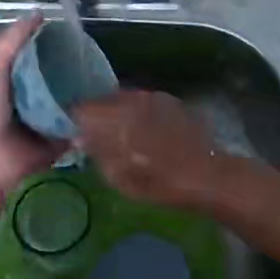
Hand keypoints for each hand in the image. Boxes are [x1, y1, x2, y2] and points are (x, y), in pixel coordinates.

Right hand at [71, 90, 224, 208]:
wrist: (206, 174)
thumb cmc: (158, 182)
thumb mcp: (118, 177)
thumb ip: (96, 153)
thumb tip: (80, 138)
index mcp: (112, 117)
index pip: (79, 109)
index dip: (73, 121)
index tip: (74, 134)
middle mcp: (131, 99)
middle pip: (102, 100)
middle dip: (96, 116)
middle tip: (97, 136)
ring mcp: (153, 96)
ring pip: (124, 99)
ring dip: (119, 113)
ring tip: (123, 135)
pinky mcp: (171, 100)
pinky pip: (144, 102)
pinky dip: (140, 114)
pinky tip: (147, 132)